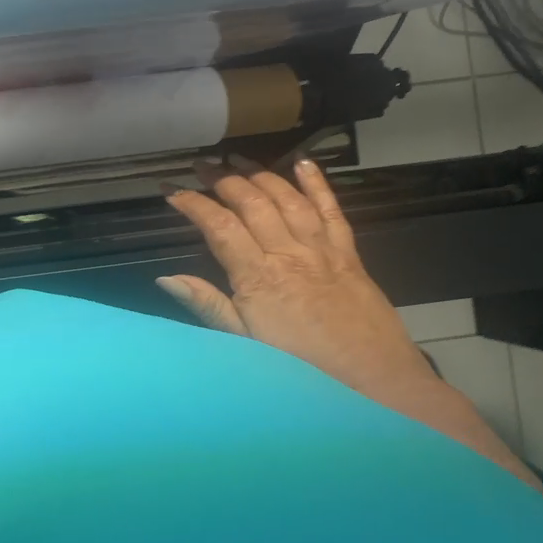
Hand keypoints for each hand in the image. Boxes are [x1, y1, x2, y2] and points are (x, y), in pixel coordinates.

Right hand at [158, 157, 435, 393]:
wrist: (377, 383)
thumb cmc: (304, 370)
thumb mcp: (246, 344)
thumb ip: (209, 306)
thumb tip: (165, 278)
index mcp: (259, 278)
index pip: (219, 227)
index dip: (193, 204)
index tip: (170, 190)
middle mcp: (289, 255)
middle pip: (253, 203)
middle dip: (223, 179)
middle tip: (202, 166)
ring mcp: (322, 251)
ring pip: (288, 199)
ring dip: (262, 174)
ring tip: (238, 159)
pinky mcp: (349, 255)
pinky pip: (332, 211)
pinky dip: (317, 184)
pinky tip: (304, 164)